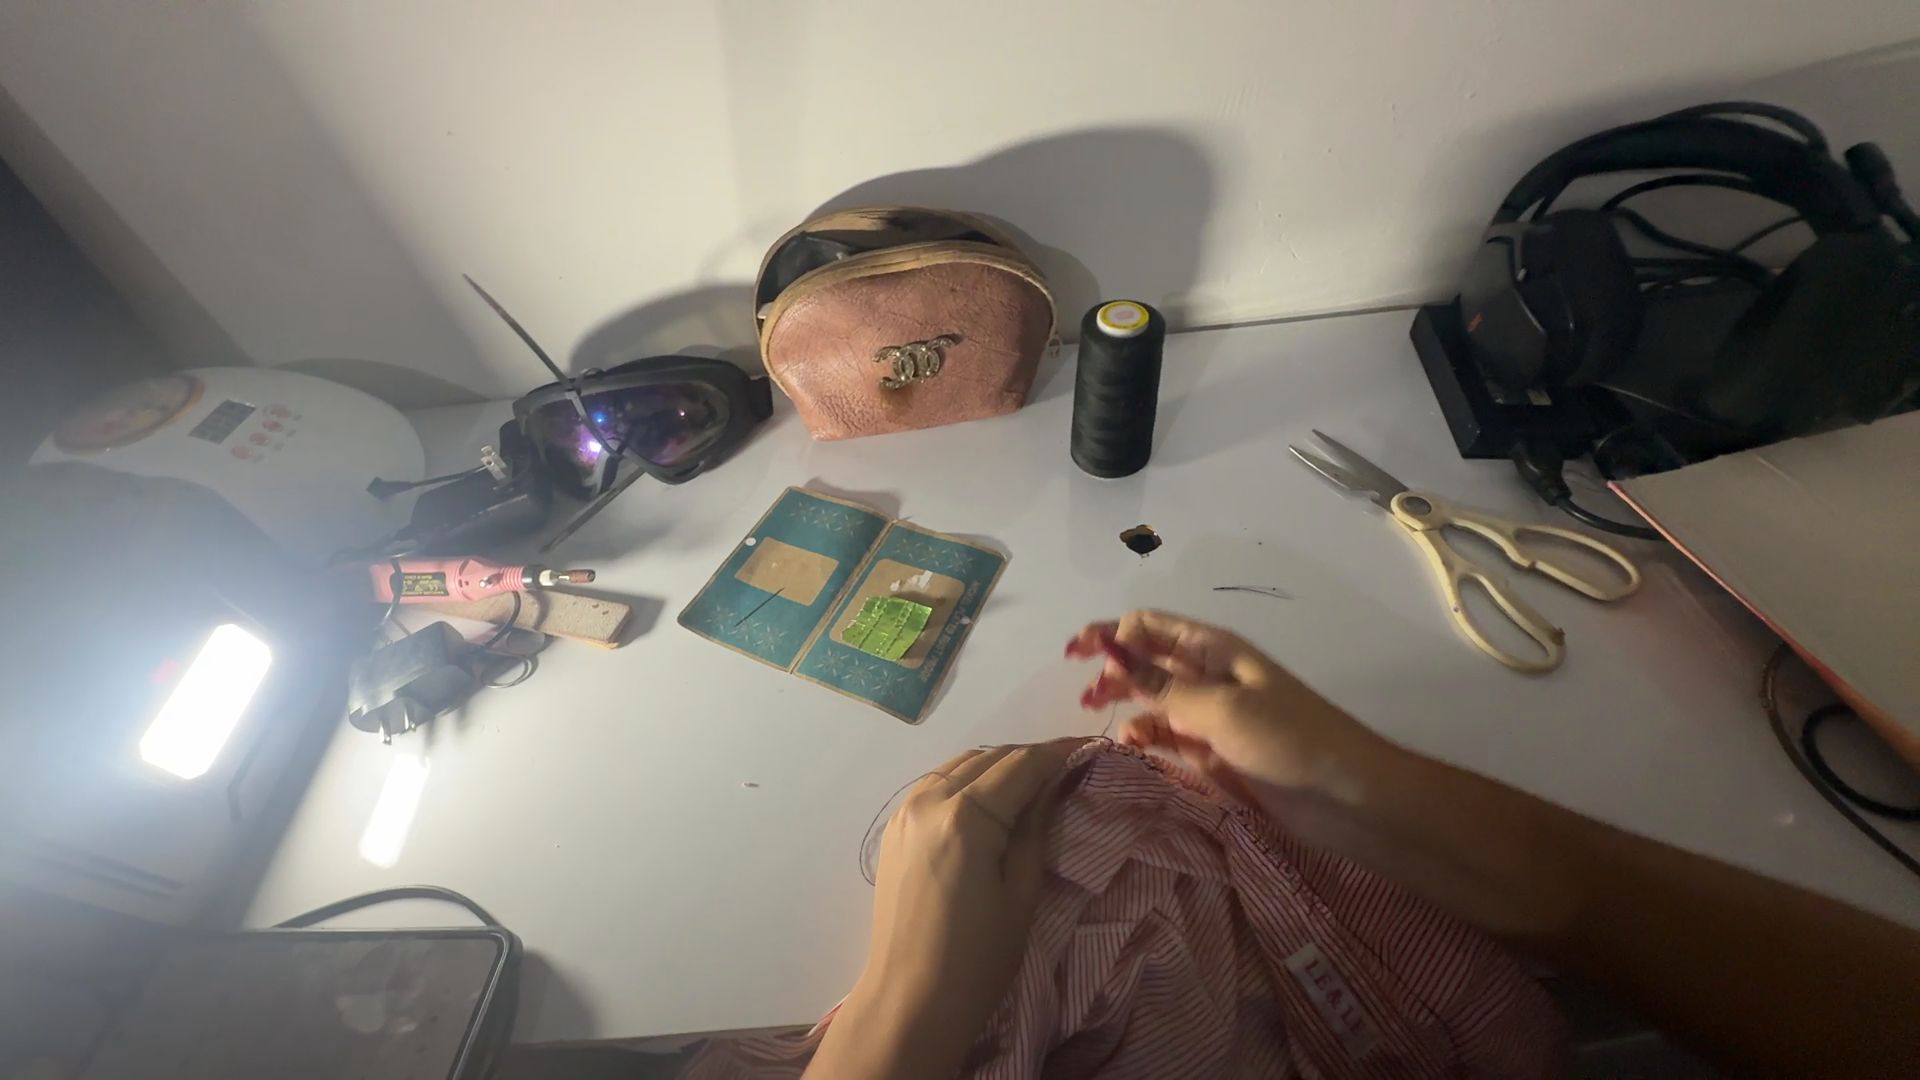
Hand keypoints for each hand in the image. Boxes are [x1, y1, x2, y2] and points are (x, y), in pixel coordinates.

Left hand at [807, 740, 1081, 1079]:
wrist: (907, 1001)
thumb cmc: (976, 960)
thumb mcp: (1022, 894)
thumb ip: (1035, 826)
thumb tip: (1051, 782)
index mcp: (966, 817)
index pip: (1021, 765)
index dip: (1057, 753)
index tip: (1086, 747)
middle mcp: (931, 798)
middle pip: (991, 757)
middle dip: (1030, 758)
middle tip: (1065, 769)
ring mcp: (906, 808)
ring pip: (962, 763)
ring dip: (999, 764)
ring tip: (1032, 783)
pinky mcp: (895, 823)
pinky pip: (939, 781)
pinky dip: (969, 778)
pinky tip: (989, 797)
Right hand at [1067, 610, 1390, 827]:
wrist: (1348, 800)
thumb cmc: (1289, 739)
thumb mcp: (1221, 707)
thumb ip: (1162, 683)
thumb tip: (1110, 648)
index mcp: (1212, 649)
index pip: (1149, 626)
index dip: (1111, 633)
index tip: (1079, 654)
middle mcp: (1204, 674)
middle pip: (1144, 658)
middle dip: (1110, 665)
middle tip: (1081, 691)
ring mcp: (1206, 713)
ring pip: (1150, 696)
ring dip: (1122, 699)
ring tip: (1092, 712)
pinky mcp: (1209, 750)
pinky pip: (1164, 734)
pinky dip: (1143, 735)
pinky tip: (1130, 744)